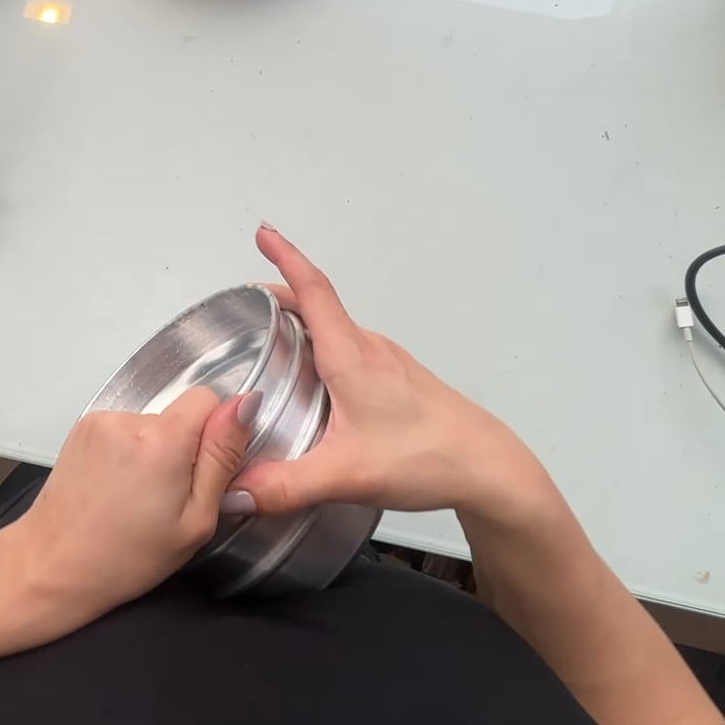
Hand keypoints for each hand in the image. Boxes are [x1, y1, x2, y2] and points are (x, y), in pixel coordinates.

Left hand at [8, 387, 251, 618]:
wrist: (53, 564)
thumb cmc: (126, 557)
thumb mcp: (195, 520)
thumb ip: (222, 457)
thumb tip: (245, 404)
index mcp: (163, 441)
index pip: (208, 398)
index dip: (215, 433)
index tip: (203, 472)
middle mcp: (128, 420)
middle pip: (178, 414)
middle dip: (183, 449)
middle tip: (166, 498)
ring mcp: (101, 421)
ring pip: (151, 423)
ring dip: (152, 451)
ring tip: (136, 497)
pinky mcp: (82, 428)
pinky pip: (123, 429)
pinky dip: (127, 452)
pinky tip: (116, 487)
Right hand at [229, 224, 556, 522]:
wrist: (492, 471)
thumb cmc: (428, 458)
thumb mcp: (346, 474)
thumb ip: (284, 486)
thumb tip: (231, 492)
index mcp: (351, 356)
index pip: (314, 290)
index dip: (286, 257)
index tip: (264, 232)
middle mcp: (368, 349)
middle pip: (318, 304)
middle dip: (280, 292)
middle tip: (244, 300)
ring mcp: (386, 362)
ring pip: (335, 327)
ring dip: (301, 318)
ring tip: (268, 336)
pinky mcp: (396, 380)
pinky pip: (349, 347)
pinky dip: (321, 344)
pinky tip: (313, 377)